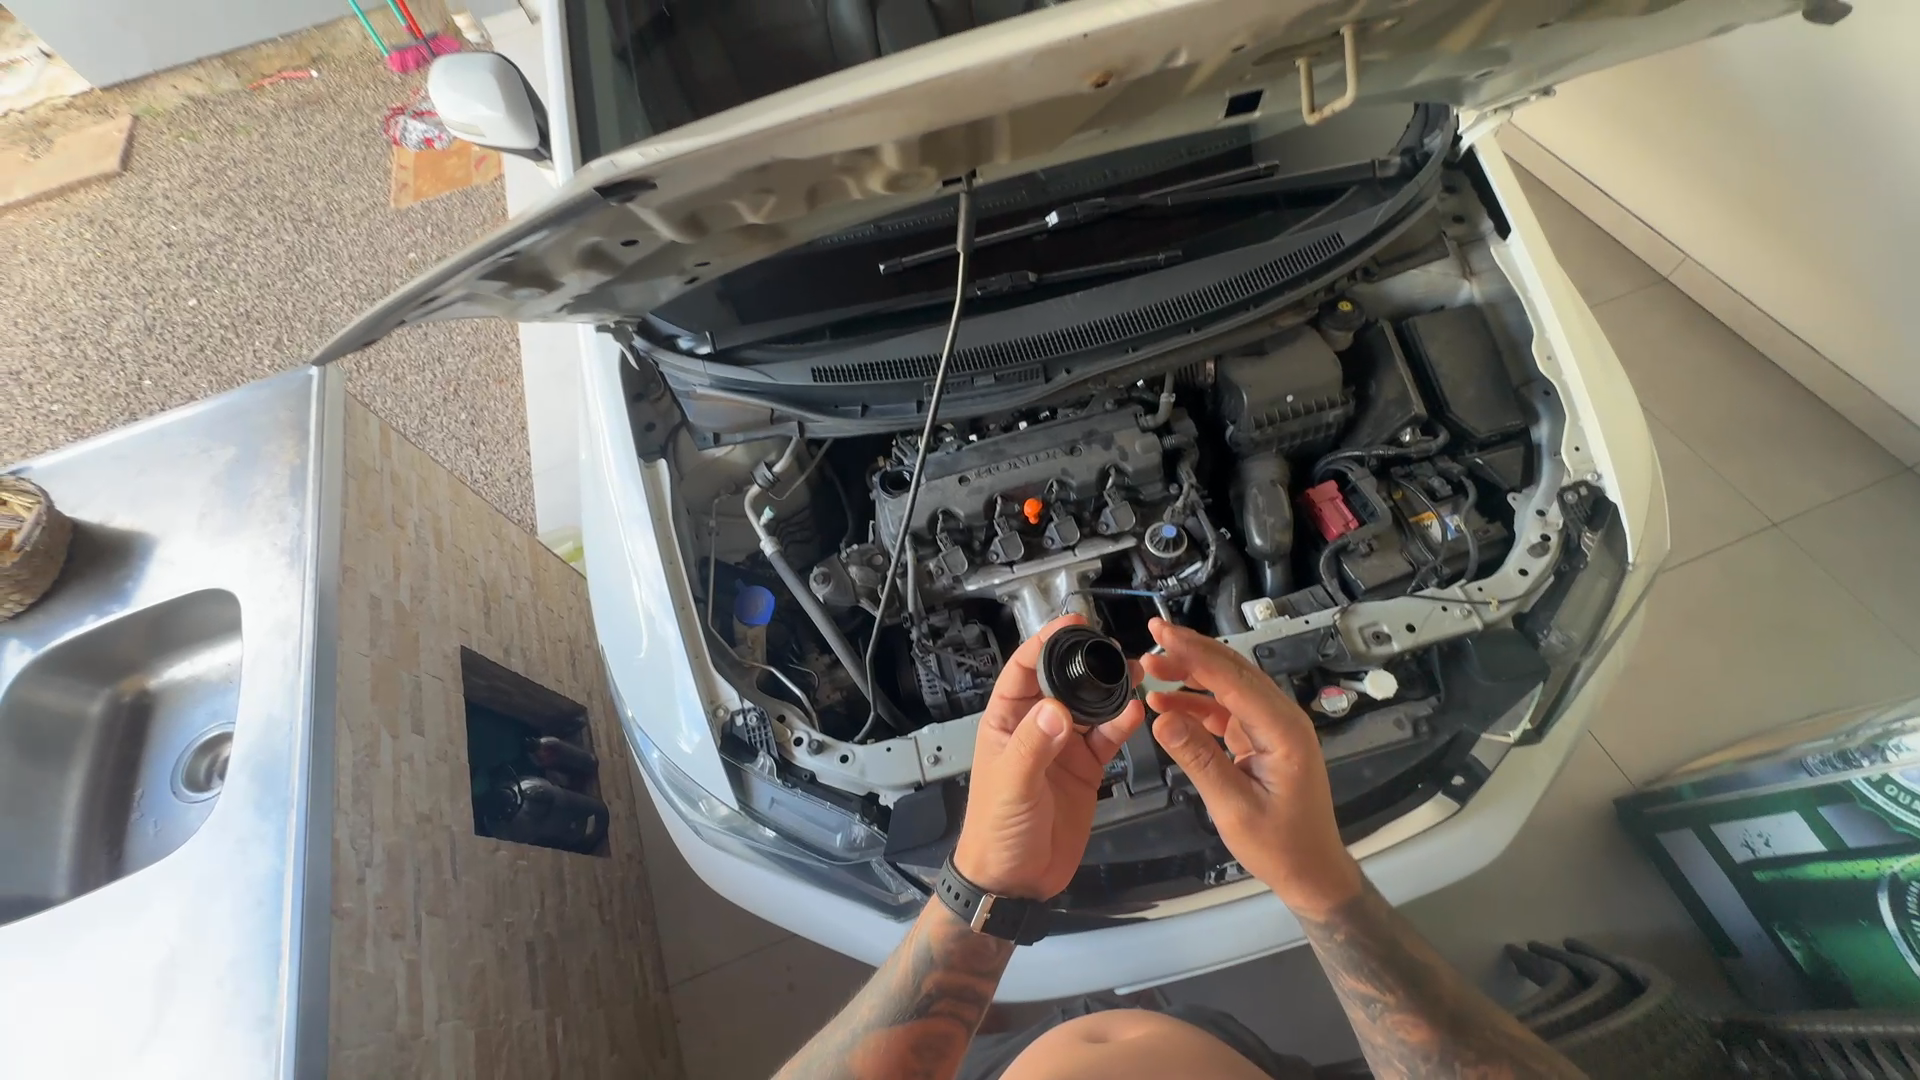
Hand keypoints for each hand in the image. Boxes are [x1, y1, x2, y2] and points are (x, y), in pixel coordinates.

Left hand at [952, 615, 1145, 899]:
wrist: (1016, 880)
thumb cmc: (996, 829)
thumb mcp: (1011, 783)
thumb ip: (1034, 745)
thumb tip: (1057, 709)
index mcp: (1007, 721)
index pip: (1024, 670)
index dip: (1045, 644)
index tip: (1072, 625)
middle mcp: (1036, 726)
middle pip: (1063, 682)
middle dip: (1085, 662)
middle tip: (1113, 647)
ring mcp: (1063, 746)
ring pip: (1090, 707)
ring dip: (1110, 690)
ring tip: (1135, 673)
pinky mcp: (1086, 768)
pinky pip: (1107, 737)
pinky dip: (1121, 724)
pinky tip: (1135, 713)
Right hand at [1140, 618, 1363, 918]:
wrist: (1312, 874)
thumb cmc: (1279, 846)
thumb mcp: (1234, 807)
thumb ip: (1198, 759)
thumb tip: (1160, 717)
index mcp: (1282, 730)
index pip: (1233, 678)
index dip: (1194, 653)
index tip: (1161, 632)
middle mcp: (1281, 718)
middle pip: (1232, 670)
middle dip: (1191, 650)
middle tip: (1152, 633)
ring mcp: (1271, 726)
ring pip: (1228, 684)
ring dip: (1190, 673)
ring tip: (1150, 667)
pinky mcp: (1261, 737)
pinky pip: (1225, 707)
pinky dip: (1195, 702)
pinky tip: (1165, 703)